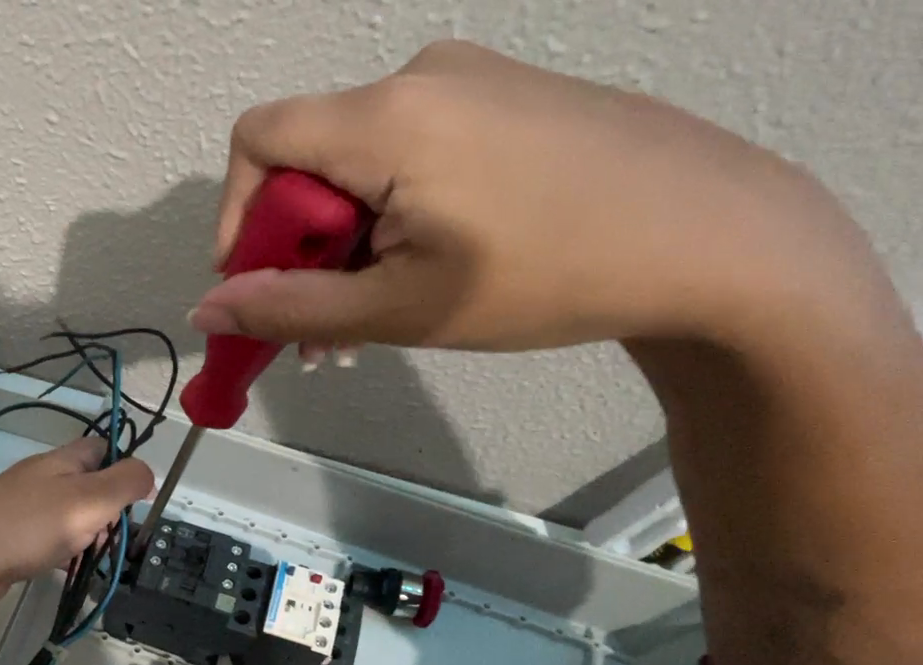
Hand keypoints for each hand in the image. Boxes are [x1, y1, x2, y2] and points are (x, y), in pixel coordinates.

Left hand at [0, 439, 152, 611]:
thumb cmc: (31, 526)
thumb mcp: (90, 500)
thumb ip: (125, 482)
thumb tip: (147, 474)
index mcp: (62, 460)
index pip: (103, 448)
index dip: (125, 468)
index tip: (136, 501)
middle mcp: (41, 476)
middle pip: (88, 486)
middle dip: (106, 513)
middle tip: (107, 538)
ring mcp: (21, 505)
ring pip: (68, 515)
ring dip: (84, 536)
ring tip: (85, 558)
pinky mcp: (8, 533)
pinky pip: (46, 538)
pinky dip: (60, 552)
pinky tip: (62, 568)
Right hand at [189, 41, 896, 354]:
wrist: (718, 237)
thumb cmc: (548, 276)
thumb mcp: (396, 310)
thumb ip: (286, 309)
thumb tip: (204, 312)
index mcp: (389, 118)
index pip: (258, 138)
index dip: (235, 213)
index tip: (255, 281)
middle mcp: (422, 77)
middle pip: (308, 158)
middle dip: (296, 249)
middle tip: (318, 328)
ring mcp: (471, 81)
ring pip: (359, 163)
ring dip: (344, 243)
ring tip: (368, 318)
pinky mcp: (505, 98)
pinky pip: (411, 152)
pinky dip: (391, 214)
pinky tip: (418, 271)